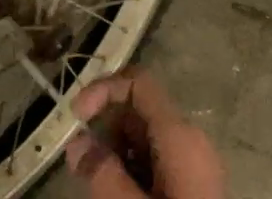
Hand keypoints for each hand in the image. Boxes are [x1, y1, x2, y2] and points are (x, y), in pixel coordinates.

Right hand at [67, 67, 224, 198]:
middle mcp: (191, 140)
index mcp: (181, 135)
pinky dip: (133, 173)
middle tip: (85, 167)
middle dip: (106, 133)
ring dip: (116, 156)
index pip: (139, 83)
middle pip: (139, 112)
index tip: (76, 118)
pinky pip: (157, 164)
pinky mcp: (194, 187)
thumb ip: (101, 173)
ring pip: (145, 141)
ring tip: (103, 189)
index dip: (103, 89)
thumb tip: (78, 143)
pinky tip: (122, 197)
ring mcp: (195, 165)